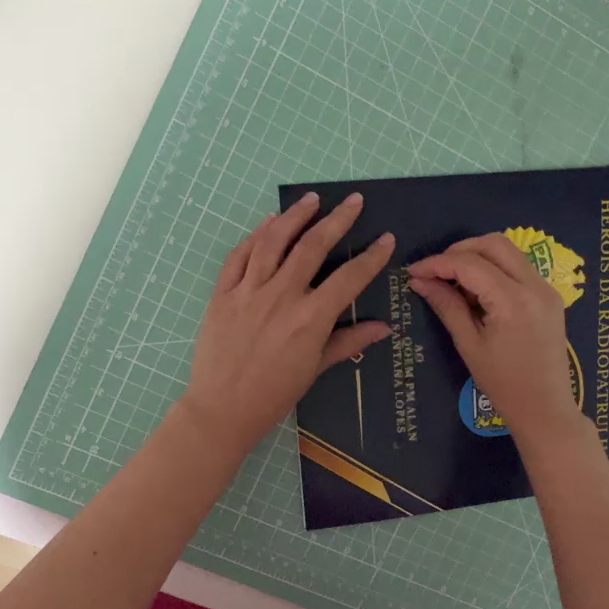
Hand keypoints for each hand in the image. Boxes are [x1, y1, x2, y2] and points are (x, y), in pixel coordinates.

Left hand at [179, 192, 395, 453]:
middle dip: (337, 220)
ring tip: (311, 199)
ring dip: (295, 216)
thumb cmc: (274, 394)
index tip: (386, 239)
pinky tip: (269, 223)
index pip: (349, 278)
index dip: (371, 257)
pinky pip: (240, 256)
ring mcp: (249, 292)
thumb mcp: (315, 369)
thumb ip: (347, 342)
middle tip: (353, 201)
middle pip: (312, 246)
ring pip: (274, 241)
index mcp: (310, 318)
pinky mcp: (223, 294)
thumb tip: (383, 328)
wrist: (222, 409)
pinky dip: (256, 235)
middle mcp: (281, 297)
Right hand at [407, 233, 584, 437]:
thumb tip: (419, 281)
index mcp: (512, 300)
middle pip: (493, 244)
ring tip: (454, 282)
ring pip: (508, 251)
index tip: (414, 272)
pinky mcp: (550, 296)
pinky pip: (519, 268)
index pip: (470, 264)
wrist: (544, 407)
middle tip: (435, 272)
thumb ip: (446, 306)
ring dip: (478, 257)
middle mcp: (534, 285)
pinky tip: (478, 292)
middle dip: (459, 251)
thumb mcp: (469, 344)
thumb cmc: (502, 383)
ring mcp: (546, 288)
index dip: (437, 263)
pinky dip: (495, 269)